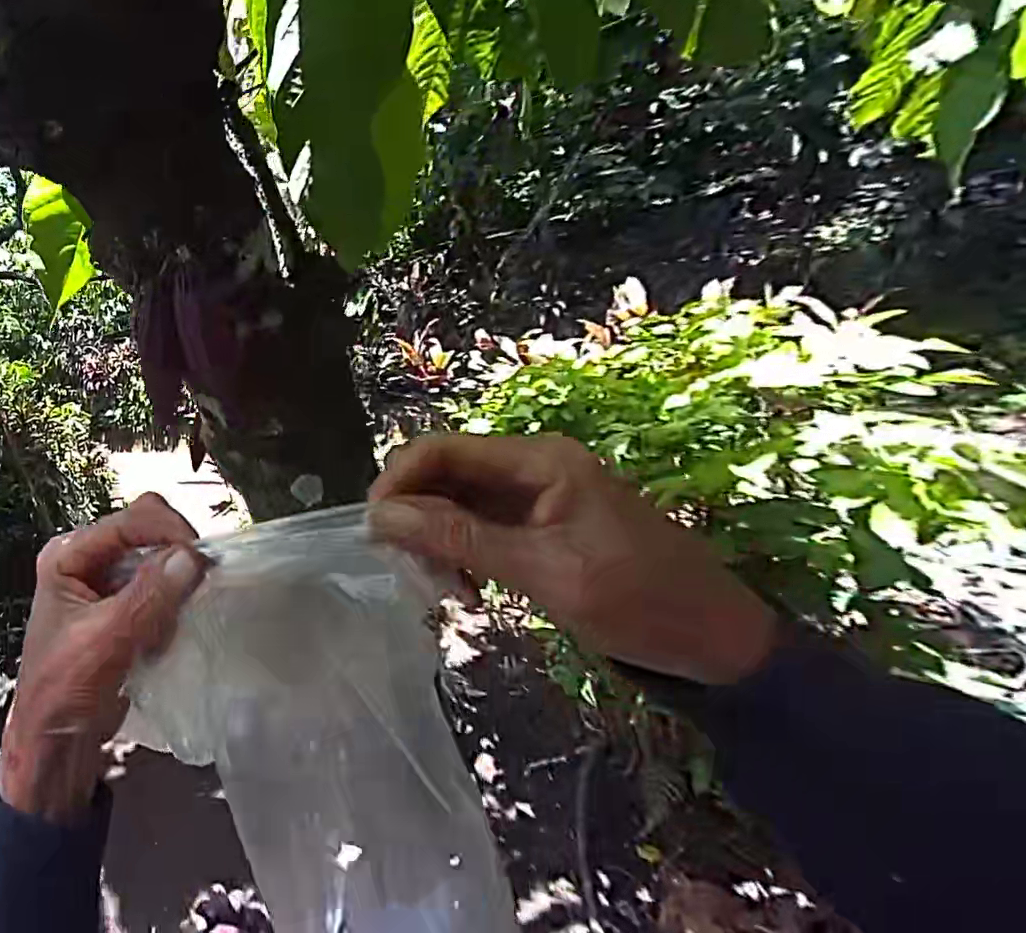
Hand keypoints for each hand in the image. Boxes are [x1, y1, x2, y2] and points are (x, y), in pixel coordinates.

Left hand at [0, 493, 206, 821]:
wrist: (54, 742)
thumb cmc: (63, 689)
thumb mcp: (105, 641)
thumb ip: (147, 597)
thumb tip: (191, 557)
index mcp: (69, 554)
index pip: (129, 520)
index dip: (169, 531)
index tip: (202, 559)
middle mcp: (86, 558)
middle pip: (146, 531)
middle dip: (174, 559)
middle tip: (196, 589)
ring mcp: (105, 581)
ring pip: (158, 561)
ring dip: (173, 590)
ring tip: (166, 627)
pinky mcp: (123, 605)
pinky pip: (161, 591)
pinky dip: (170, 610)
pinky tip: (157, 642)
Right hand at [366, 434, 779, 684]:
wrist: (724, 648)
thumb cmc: (643, 605)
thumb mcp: (544, 573)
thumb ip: (459, 540)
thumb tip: (380, 516)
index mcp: (539, 461)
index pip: (441, 450)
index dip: (397, 481)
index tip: (373, 527)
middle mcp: (529, 466)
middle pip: (440, 474)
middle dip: (414, 518)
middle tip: (409, 569)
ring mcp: (530, 493)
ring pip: (449, 502)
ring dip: (432, 541)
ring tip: (443, 588)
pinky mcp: (531, 521)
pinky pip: (471, 525)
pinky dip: (455, 553)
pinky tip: (463, 586)